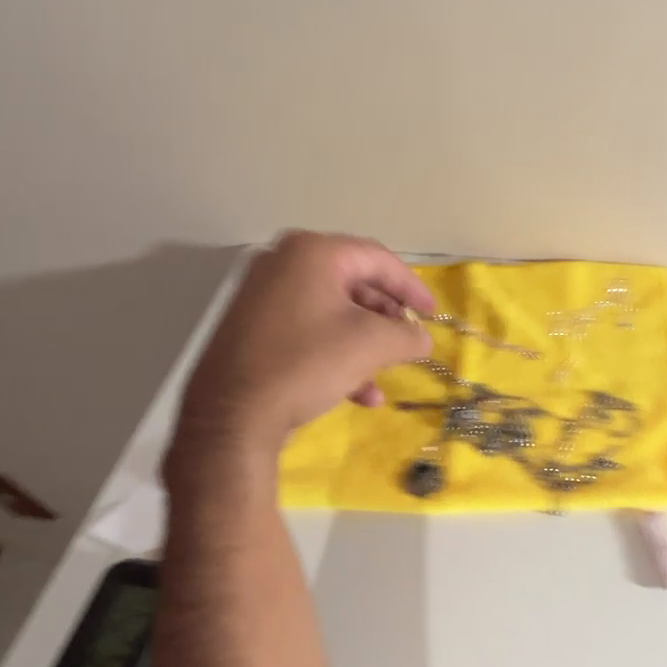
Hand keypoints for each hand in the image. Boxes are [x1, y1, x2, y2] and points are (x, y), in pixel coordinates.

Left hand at [168, 231, 434, 478]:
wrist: (233, 414)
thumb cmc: (306, 363)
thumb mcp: (371, 345)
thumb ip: (407, 335)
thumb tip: (422, 338)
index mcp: (311, 253)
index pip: (377, 259)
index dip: (412, 287)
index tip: (433, 314)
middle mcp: (282, 264)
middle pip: (353, 284)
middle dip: (387, 318)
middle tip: (408, 341)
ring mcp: (263, 297)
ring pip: (332, 314)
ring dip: (365, 344)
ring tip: (385, 373)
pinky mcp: (253, 331)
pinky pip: (308, 333)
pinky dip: (337, 356)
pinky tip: (360, 394)